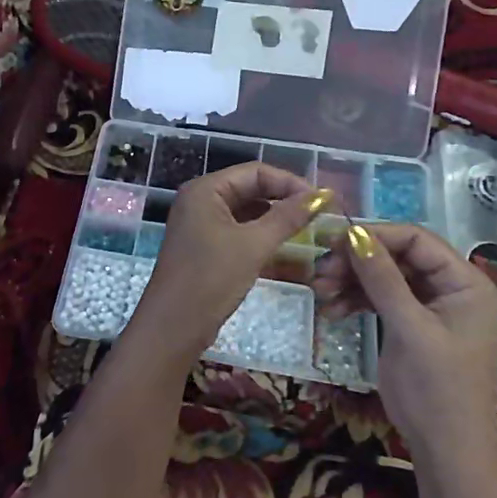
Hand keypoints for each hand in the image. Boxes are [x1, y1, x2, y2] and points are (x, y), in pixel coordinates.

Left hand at [131, 162, 325, 356]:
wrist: (174, 326)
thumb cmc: (211, 278)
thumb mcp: (253, 245)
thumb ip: (287, 217)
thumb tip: (321, 196)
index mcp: (205, 190)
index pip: (256, 172)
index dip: (291, 183)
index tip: (323, 201)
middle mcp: (200, 202)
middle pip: (251, 191)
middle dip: (285, 203)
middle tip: (321, 217)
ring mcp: (201, 227)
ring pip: (247, 216)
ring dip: (277, 224)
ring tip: (311, 235)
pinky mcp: (206, 250)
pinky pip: (240, 236)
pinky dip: (263, 242)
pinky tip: (291, 256)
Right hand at [312, 223, 496, 457]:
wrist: (444, 443)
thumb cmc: (437, 386)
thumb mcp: (410, 329)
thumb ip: (383, 280)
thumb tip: (354, 235)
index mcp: (464, 282)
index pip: (417, 241)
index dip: (376, 236)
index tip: (334, 242)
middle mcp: (449, 288)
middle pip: (397, 257)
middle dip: (358, 262)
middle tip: (320, 272)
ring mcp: (428, 306)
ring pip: (383, 277)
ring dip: (350, 281)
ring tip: (320, 292)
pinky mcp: (408, 324)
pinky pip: (379, 299)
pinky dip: (354, 301)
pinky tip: (331, 310)